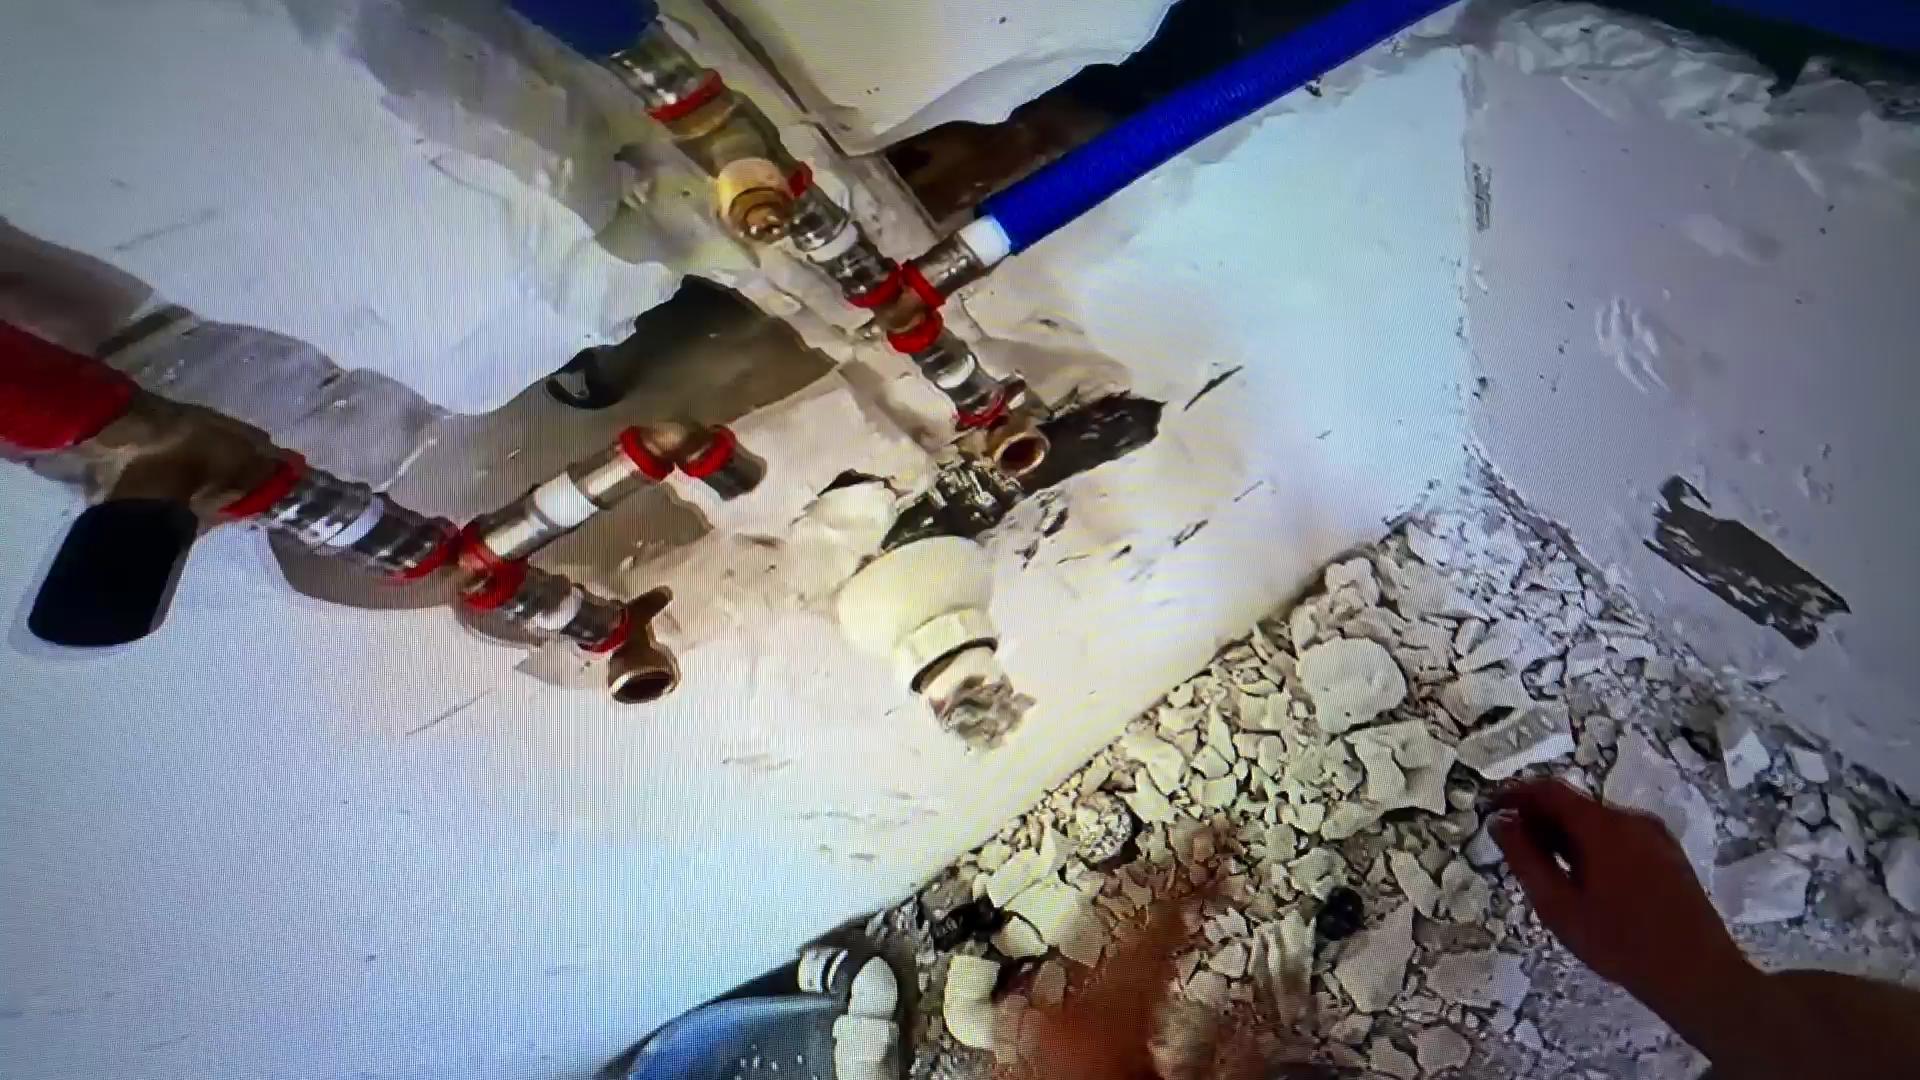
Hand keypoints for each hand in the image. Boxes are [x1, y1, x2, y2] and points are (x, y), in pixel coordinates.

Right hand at [1490, 779, 1752, 1010]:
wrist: (1705, 982)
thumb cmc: (1621, 942)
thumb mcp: (1556, 903)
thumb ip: (1523, 856)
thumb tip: (1501, 822)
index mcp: (1603, 827)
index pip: (1547, 789)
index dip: (1513, 793)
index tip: (1489, 807)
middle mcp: (1632, 821)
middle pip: (1572, 803)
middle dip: (1537, 815)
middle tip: (1511, 841)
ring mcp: (1655, 837)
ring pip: (1593, 819)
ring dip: (1562, 831)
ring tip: (1542, 861)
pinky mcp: (1668, 855)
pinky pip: (1616, 834)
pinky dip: (1588, 842)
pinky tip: (1579, 872)